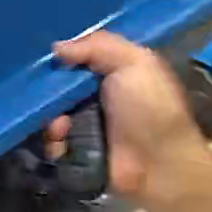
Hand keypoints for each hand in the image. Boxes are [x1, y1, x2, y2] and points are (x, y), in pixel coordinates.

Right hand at [47, 31, 211, 207]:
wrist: (160, 165)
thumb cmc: (150, 108)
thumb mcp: (134, 63)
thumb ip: (97, 46)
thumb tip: (58, 48)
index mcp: (118, 71)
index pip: (81, 57)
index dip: (65, 58)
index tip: (50, 60)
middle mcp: (101, 96)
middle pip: (61, 86)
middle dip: (51, 91)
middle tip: (50, 97)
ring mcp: (89, 126)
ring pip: (53, 114)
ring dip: (51, 118)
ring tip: (60, 126)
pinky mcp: (80, 153)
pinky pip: (54, 143)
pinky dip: (53, 142)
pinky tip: (60, 142)